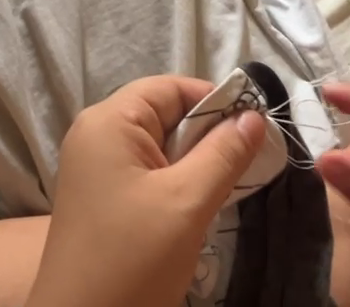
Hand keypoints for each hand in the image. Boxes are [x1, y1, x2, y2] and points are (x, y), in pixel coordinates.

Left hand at [26, 76, 265, 306]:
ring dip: (195, 160)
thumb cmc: (132, 262)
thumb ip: (224, 153)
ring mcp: (95, 167)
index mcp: (108, 121)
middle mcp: (97, 133)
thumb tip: (255, 115)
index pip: (170, 88)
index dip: (214, 100)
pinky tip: (199, 204)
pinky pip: (146, 171)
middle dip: (207, 133)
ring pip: (159, 144)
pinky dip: (176, 181)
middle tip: (248, 160)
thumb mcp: (187, 203)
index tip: (255, 127)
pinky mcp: (100, 197)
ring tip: (229, 184)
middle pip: (164, 113)